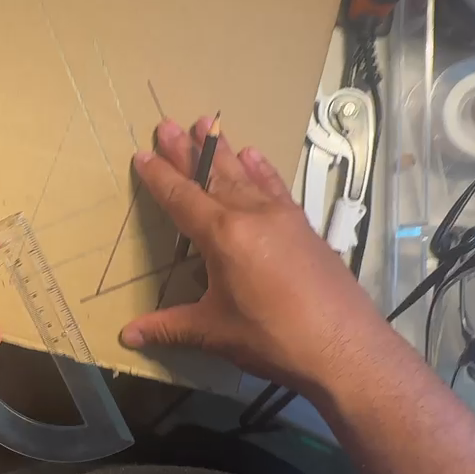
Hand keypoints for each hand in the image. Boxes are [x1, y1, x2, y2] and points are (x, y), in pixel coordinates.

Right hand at [120, 117, 382, 391]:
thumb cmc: (274, 339)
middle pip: (213, 176)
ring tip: (207, 124)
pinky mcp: (304, 228)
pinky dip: (262, 170)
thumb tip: (128, 335)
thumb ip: (170, 327)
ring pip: (245, 175)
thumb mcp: (215, 332)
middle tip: (168, 124)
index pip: (182, 199)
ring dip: (224, 151)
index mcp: (224, 236)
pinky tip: (255, 156)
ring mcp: (282, 218)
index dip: (160, 178)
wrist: (346, 349)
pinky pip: (276, 188)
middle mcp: (252, 216)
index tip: (143, 155)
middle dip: (188, 151)